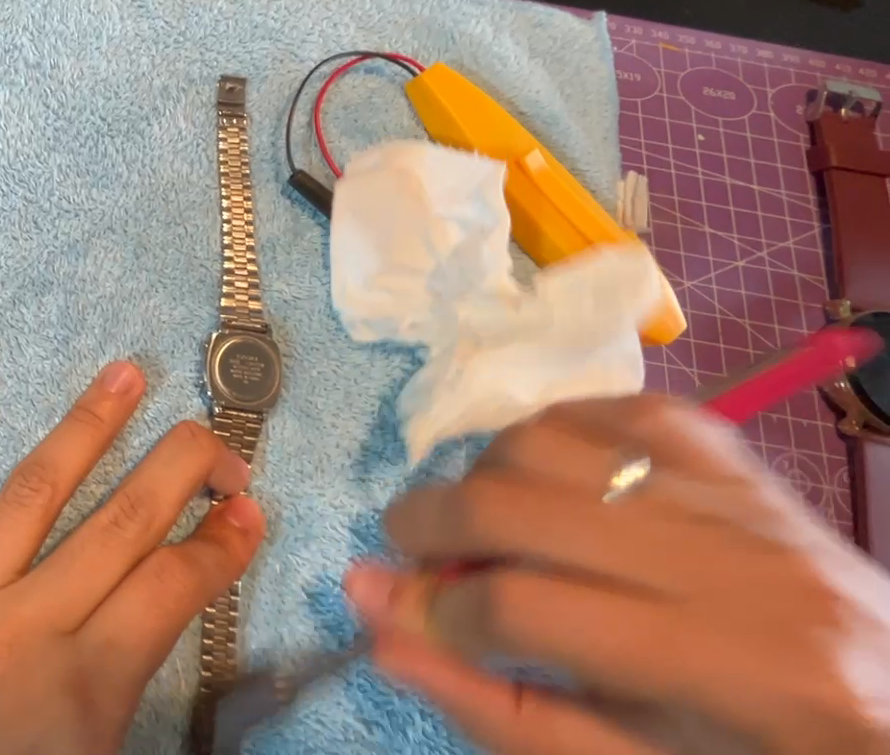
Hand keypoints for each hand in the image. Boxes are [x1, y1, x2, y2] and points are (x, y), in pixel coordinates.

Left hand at [0, 353, 265, 754]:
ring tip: (125, 375)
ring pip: (33, 490)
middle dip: (177, 472)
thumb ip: (129, 711)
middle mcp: (23, 625)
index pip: (170, 591)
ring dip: (86, 427)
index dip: (219, 548)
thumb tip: (168, 641)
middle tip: (214, 438)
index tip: (248, 512)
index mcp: (80, 690)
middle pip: (119, 526)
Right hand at [344, 393, 889, 753]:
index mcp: (742, 671)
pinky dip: (548, 435)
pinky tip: (544, 483)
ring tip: (485, 524)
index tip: (412, 624)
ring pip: (538, 439)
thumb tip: (373, 626)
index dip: (438, 615)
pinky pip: (606, 410)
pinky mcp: (733, 455)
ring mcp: (738, 493)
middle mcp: (741, 563)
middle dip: (426, 528)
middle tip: (410, 554)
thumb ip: (493, 706)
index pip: (523, 607)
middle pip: (513, 505)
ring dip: (480, 477)